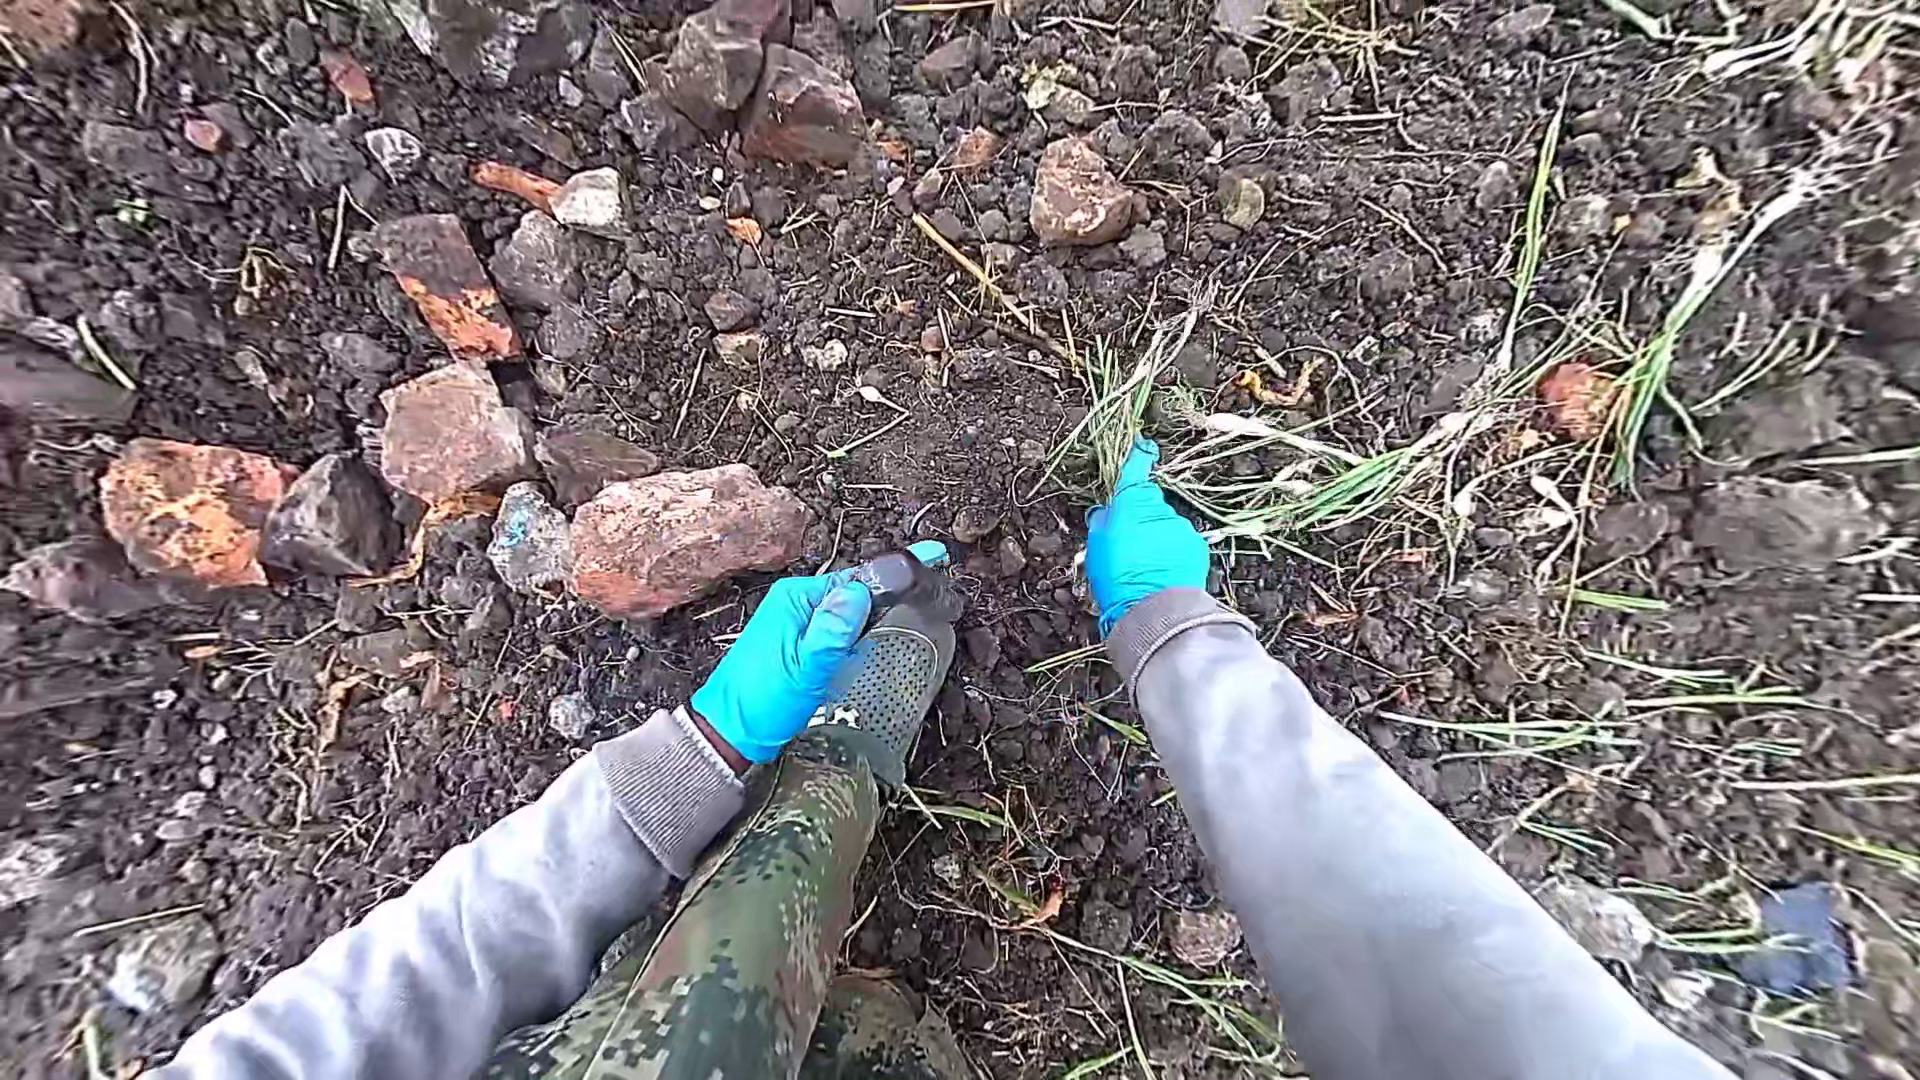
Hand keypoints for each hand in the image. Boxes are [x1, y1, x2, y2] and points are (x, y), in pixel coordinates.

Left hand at [691, 570, 873, 763]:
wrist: (732, 731)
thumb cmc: (763, 701)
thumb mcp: (808, 666)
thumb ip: (836, 628)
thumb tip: (861, 593)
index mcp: (796, 595)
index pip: (854, 583)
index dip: (866, 612)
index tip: (860, 640)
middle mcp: (793, 600)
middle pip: (850, 605)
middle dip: (854, 636)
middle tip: (838, 663)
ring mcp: (792, 620)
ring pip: (842, 626)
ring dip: (844, 652)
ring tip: (828, 673)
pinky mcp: (794, 639)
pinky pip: (829, 641)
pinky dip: (832, 660)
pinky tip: (822, 677)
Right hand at [1087, 438, 1208, 636]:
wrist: (1152, 609)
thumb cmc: (1117, 577)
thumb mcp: (1096, 547)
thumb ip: (1102, 522)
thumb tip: (1106, 511)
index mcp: (1131, 504)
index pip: (1136, 469)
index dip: (1139, 455)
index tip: (1143, 445)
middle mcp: (1160, 508)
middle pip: (1149, 503)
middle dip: (1141, 516)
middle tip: (1127, 543)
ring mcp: (1181, 527)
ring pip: (1166, 524)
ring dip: (1157, 537)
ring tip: (1144, 565)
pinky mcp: (1197, 545)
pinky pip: (1181, 542)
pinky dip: (1172, 552)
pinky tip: (1161, 572)